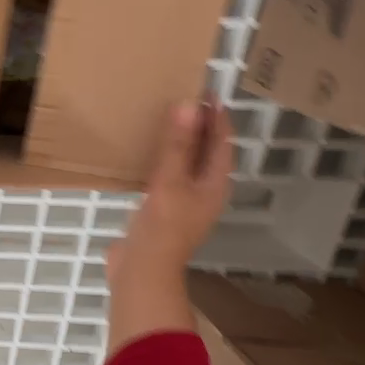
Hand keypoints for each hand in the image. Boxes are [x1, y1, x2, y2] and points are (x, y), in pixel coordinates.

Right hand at [107, 99, 233, 353]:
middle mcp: (204, 192)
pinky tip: (146, 161)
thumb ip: (177, 146)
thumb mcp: (169, 182)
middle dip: (200, 129)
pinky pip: (167, 180)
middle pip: (206, 153)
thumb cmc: (162, 228)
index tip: (206, 91)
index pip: (221, 142)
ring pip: (187, 166)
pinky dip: (162, 164)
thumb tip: (188, 105)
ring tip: (167, 125)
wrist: (143, 272)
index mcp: (214, 184)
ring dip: (180, 146)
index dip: (216, 117)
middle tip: (185, 102)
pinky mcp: (162, 213)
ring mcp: (183, 204)